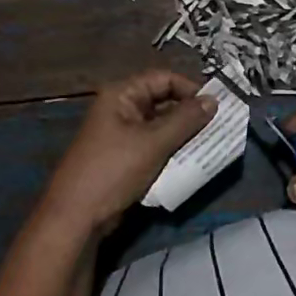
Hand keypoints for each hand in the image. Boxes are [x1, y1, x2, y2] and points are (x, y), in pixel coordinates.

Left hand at [39, 71, 215, 233]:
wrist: (76, 216)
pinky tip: (191, 162)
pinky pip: (154, 146)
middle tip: (218, 127)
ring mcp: (121, 134)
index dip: (190, 89)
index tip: (217, 105)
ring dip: (183, 134)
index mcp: (122, 94)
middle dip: (189, 114)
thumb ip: (185, 120)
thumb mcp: (153, 143)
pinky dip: (171, 151)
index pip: (163, 79)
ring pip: (160, 126)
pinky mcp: (124, 157)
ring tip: (210, 144)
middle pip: (162, 101)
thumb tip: (213, 101)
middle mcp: (121, 108)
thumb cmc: (114, 170)